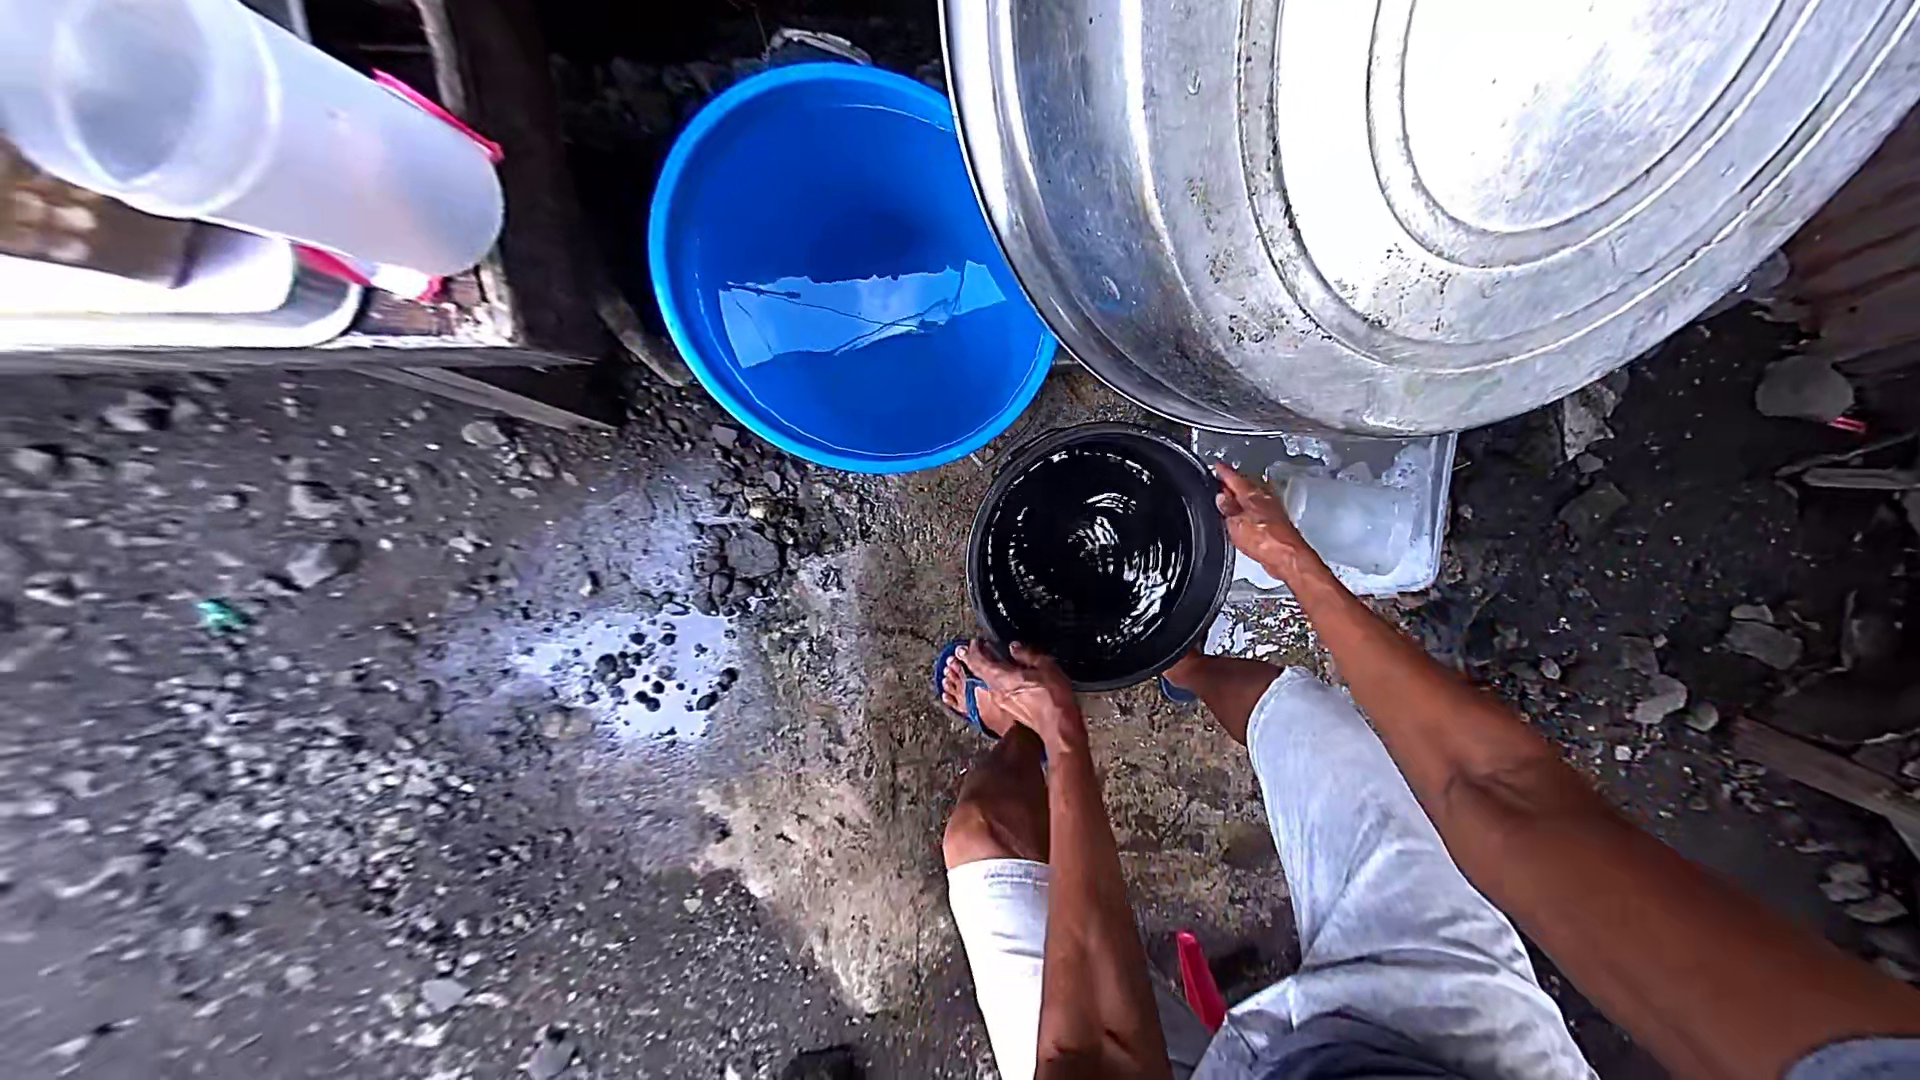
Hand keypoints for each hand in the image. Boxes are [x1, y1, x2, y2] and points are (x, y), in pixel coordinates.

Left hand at [957, 640, 1086, 751]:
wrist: (1058, 728)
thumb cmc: (1053, 699)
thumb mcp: (1045, 667)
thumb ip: (1027, 655)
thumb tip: (1015, 648)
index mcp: (1002, 678)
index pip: (978, 662)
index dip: (973, 650)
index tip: (973, 642)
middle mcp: (997, 691)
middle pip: (978, 672)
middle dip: (974, 659)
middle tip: (972, 650)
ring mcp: (1001, 702)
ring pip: (986, 682)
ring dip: (984, 670)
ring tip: (988, 661)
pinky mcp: (1008, 709)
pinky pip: (995, 691)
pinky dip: (994, 681)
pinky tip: (1003, 678)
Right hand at [1213, 463, 1324, 584]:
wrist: (1287, 556)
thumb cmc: (1266, 540)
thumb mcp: (1236, 522)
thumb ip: (1227, 508)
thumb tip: (1221, 498)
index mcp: (1252, 495)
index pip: (1235, 478)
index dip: (1224, 472)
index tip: (1217, 466)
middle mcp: (1264, 499)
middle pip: (1246, 484)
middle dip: (1234, 481)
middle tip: (1222, 479)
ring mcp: (1272, 510)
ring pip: (1254, 495)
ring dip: (1243, 494)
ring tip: (1233, 496)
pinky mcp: (1275, 523)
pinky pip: (1259, 508)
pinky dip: (1250, 508)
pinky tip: (1248, 514)